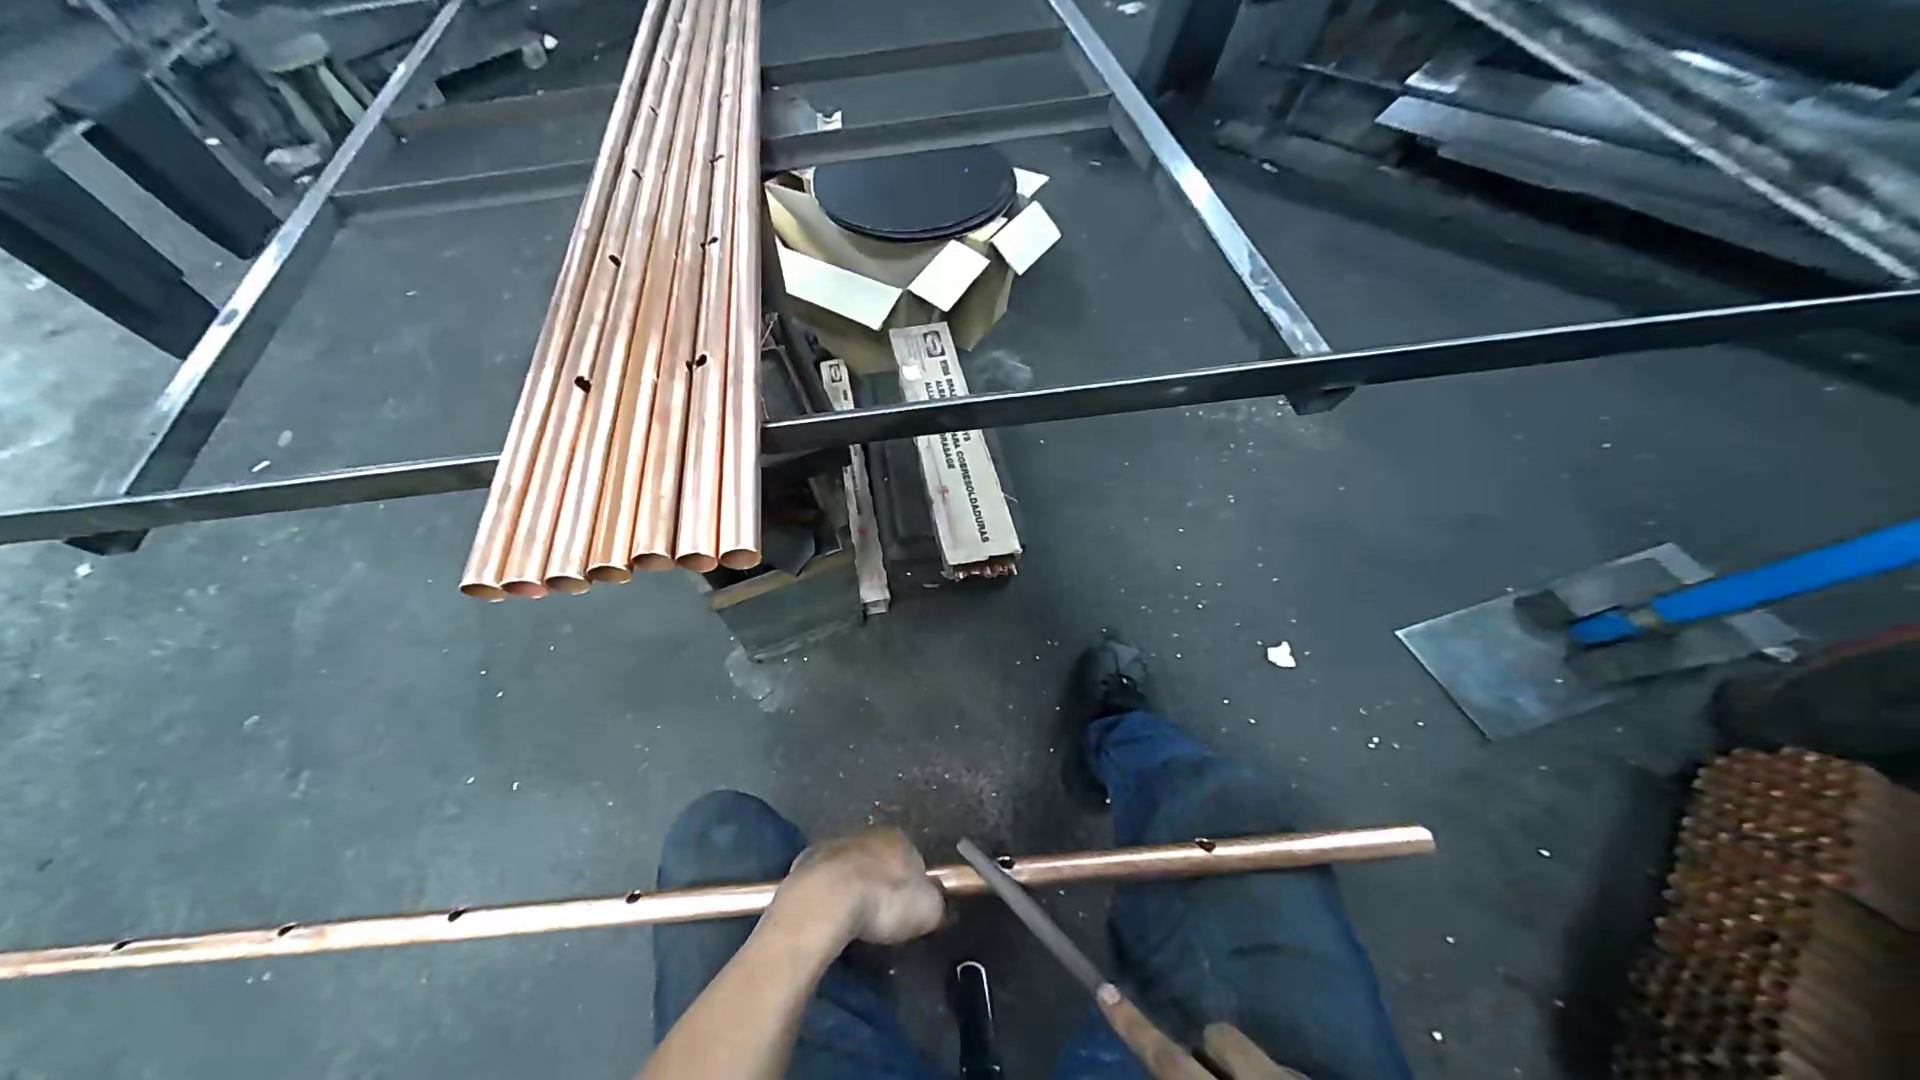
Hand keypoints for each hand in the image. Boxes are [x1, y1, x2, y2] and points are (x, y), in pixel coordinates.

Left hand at [773, 828, 944, 945]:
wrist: (826, 899)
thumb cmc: (883, 900)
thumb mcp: (927, 910)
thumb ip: (938, 904)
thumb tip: (939, 905)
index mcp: (899, 838)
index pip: (913, 858)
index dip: (912, 885)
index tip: (908, 910)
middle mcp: (867, 833)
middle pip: (879, 859)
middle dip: (880, 881)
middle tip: (880, 915)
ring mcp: (834, 844)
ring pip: (850, 865)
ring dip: (852, 885)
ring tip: (851, 919)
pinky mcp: (806, 860)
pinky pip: (824, 877)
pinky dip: (827, 892)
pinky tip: (828, 914)